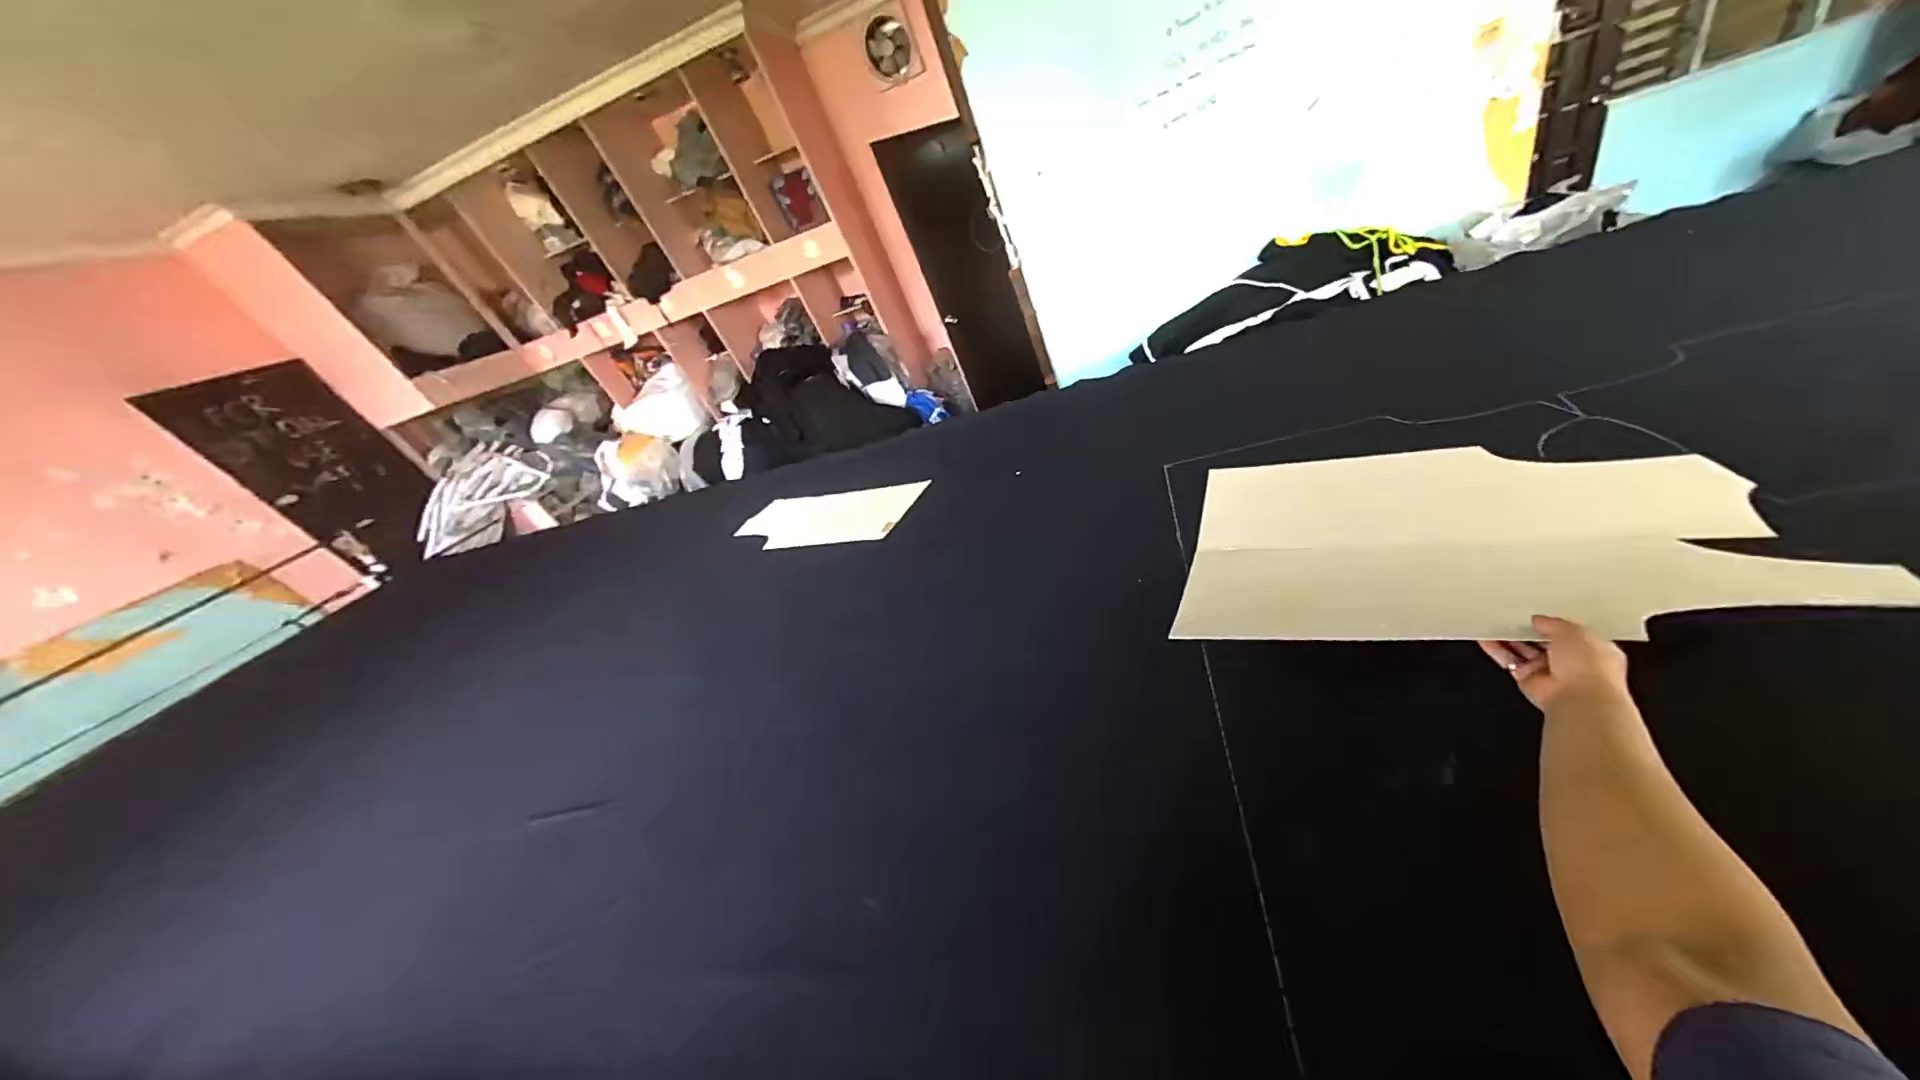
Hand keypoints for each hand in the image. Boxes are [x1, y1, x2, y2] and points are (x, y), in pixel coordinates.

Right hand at [1478, 615, 1629, 711]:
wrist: (1579, 698)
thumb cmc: (1591, 668)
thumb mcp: (1575, 632)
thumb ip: (1553, 623)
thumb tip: (1538, 620)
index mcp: (1592, 648)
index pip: (1569, 631)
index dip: (1553, 621)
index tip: (1537, 611)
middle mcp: (1570, 661)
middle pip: (1541, 640)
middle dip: (1527, 629)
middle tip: (1512, 615)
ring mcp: (1547, 670)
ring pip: (1522, 649)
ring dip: (1508, 637)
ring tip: (1494, 622)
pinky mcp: (1527, 678)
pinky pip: (1507, 660)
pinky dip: (1495, 650)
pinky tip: (1485, 638)